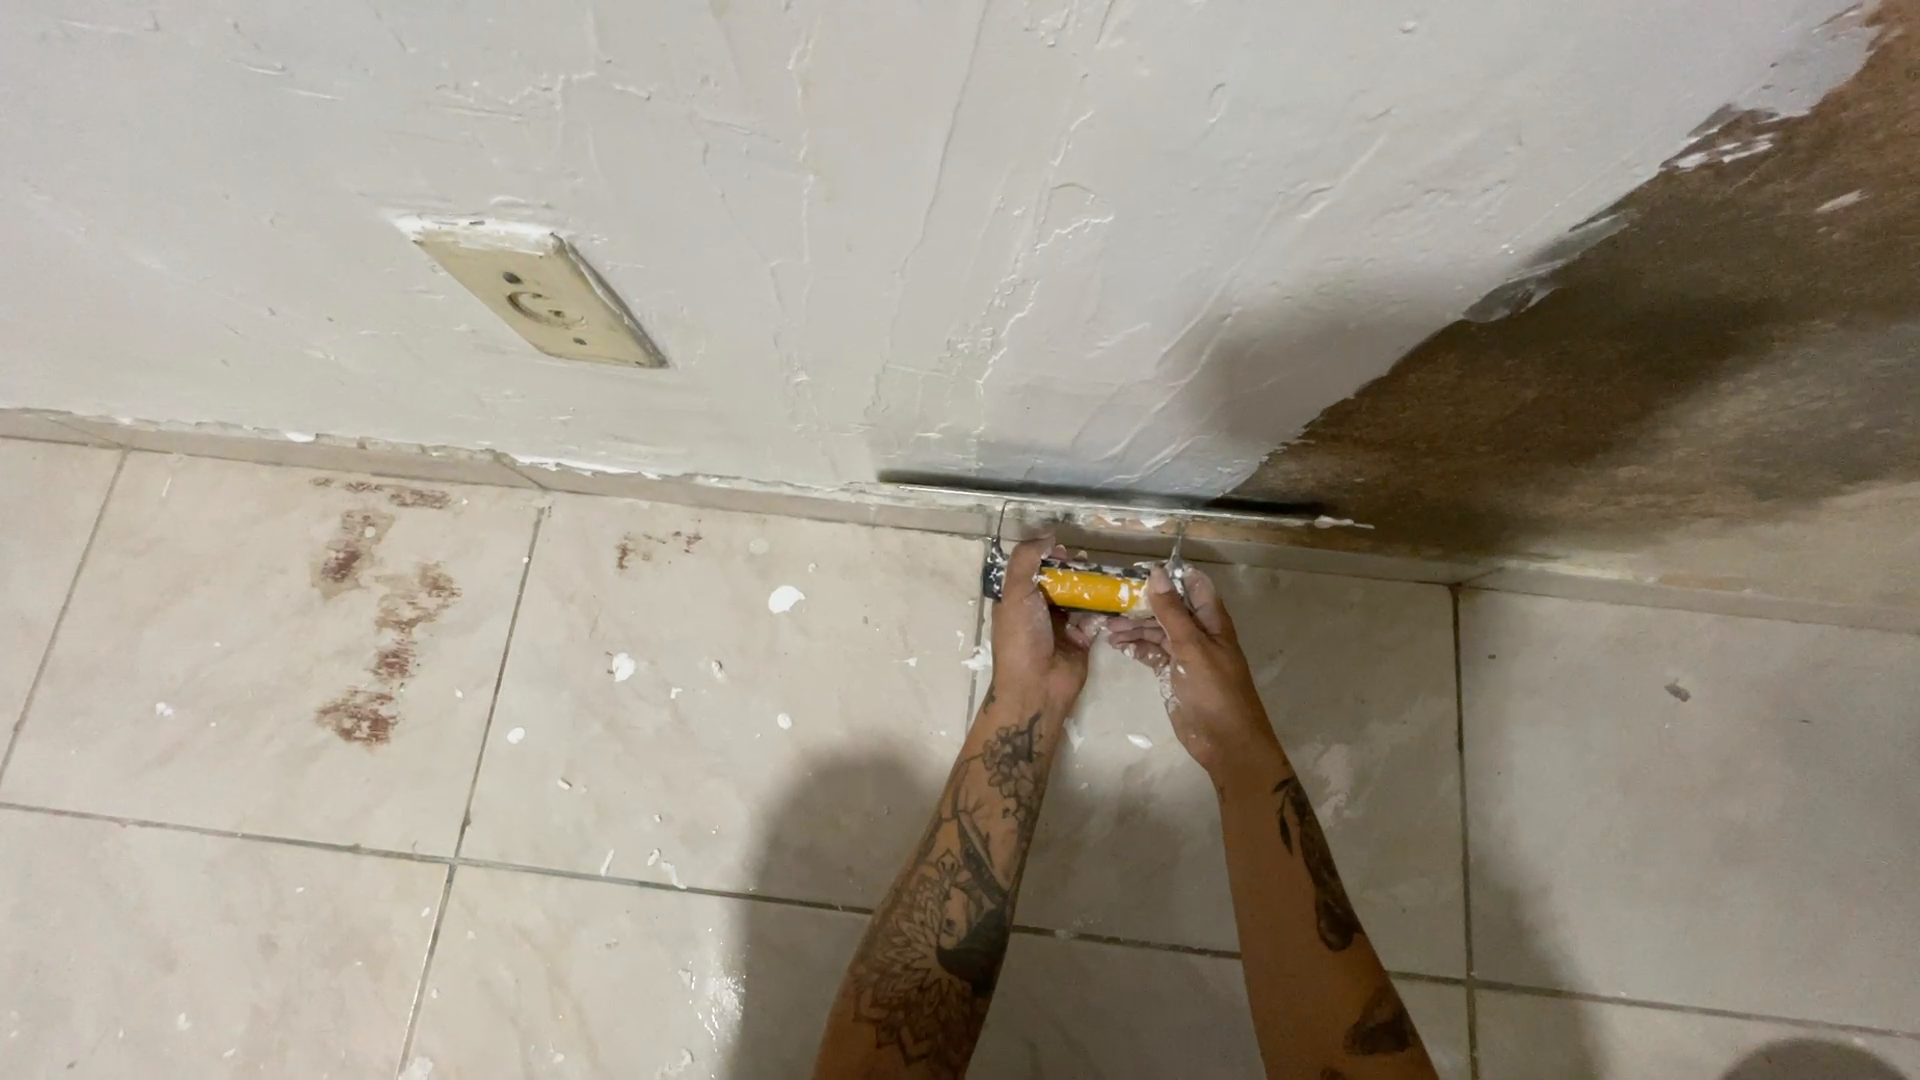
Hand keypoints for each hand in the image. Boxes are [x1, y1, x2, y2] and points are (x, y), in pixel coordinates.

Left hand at [989, 534, 1095, 716]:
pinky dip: (1105, 605)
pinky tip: (1116, 592)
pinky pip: (1096, 616)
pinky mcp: (1083, 638)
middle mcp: (1040, 610)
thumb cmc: (1021, 637)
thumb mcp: (1016, 592)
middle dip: (1074, 569)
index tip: (1063, 548)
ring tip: (1107, 572)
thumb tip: (1047, 534)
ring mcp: (1062, 624)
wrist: (1037, 685)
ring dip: (1092, 584)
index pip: (1033, 570)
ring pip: (1080, 596)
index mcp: (1018, 599)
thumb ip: (1028, 559)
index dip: (1047, 557)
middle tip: (1089, 560)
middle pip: (1060, 581)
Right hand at [1105, 565, 1280, 778]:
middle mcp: (1197, 632)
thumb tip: (1155, 573)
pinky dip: (1135, 647)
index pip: (1192, 585)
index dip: (1168, 575)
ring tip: (1107, 628)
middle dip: (1141, 603)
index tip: (1137, 571)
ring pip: (1155, 631)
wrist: (1225, 740)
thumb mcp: (1191, 645)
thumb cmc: (1214, 689)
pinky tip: (1117, 645)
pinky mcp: (1171, 673)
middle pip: (1167, 608)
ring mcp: (1184, 654)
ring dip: (1133, 627)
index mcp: (1211, 620)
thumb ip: (1171, 610)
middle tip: (1110, 603)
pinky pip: (1151, 652)